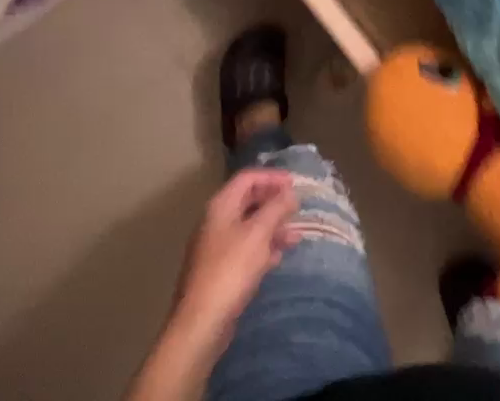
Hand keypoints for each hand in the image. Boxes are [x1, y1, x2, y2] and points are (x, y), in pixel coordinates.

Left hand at [128, 171, 299, 400]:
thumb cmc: (231, 270)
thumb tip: (290, 193)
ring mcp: (216, 247)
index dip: (273, 177)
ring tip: (296, 236)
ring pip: (249, 226)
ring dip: (273, 227)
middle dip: (274, 202)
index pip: (248, 178)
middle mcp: (216, 222)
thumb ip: (276, 208)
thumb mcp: (258, 233)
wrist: (201, 322)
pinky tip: (278, 257)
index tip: (296, 184)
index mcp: (221, 207)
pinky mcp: (220, 270)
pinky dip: (264, 247)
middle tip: (298, 208)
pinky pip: (246, 249)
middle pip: (248, 201)